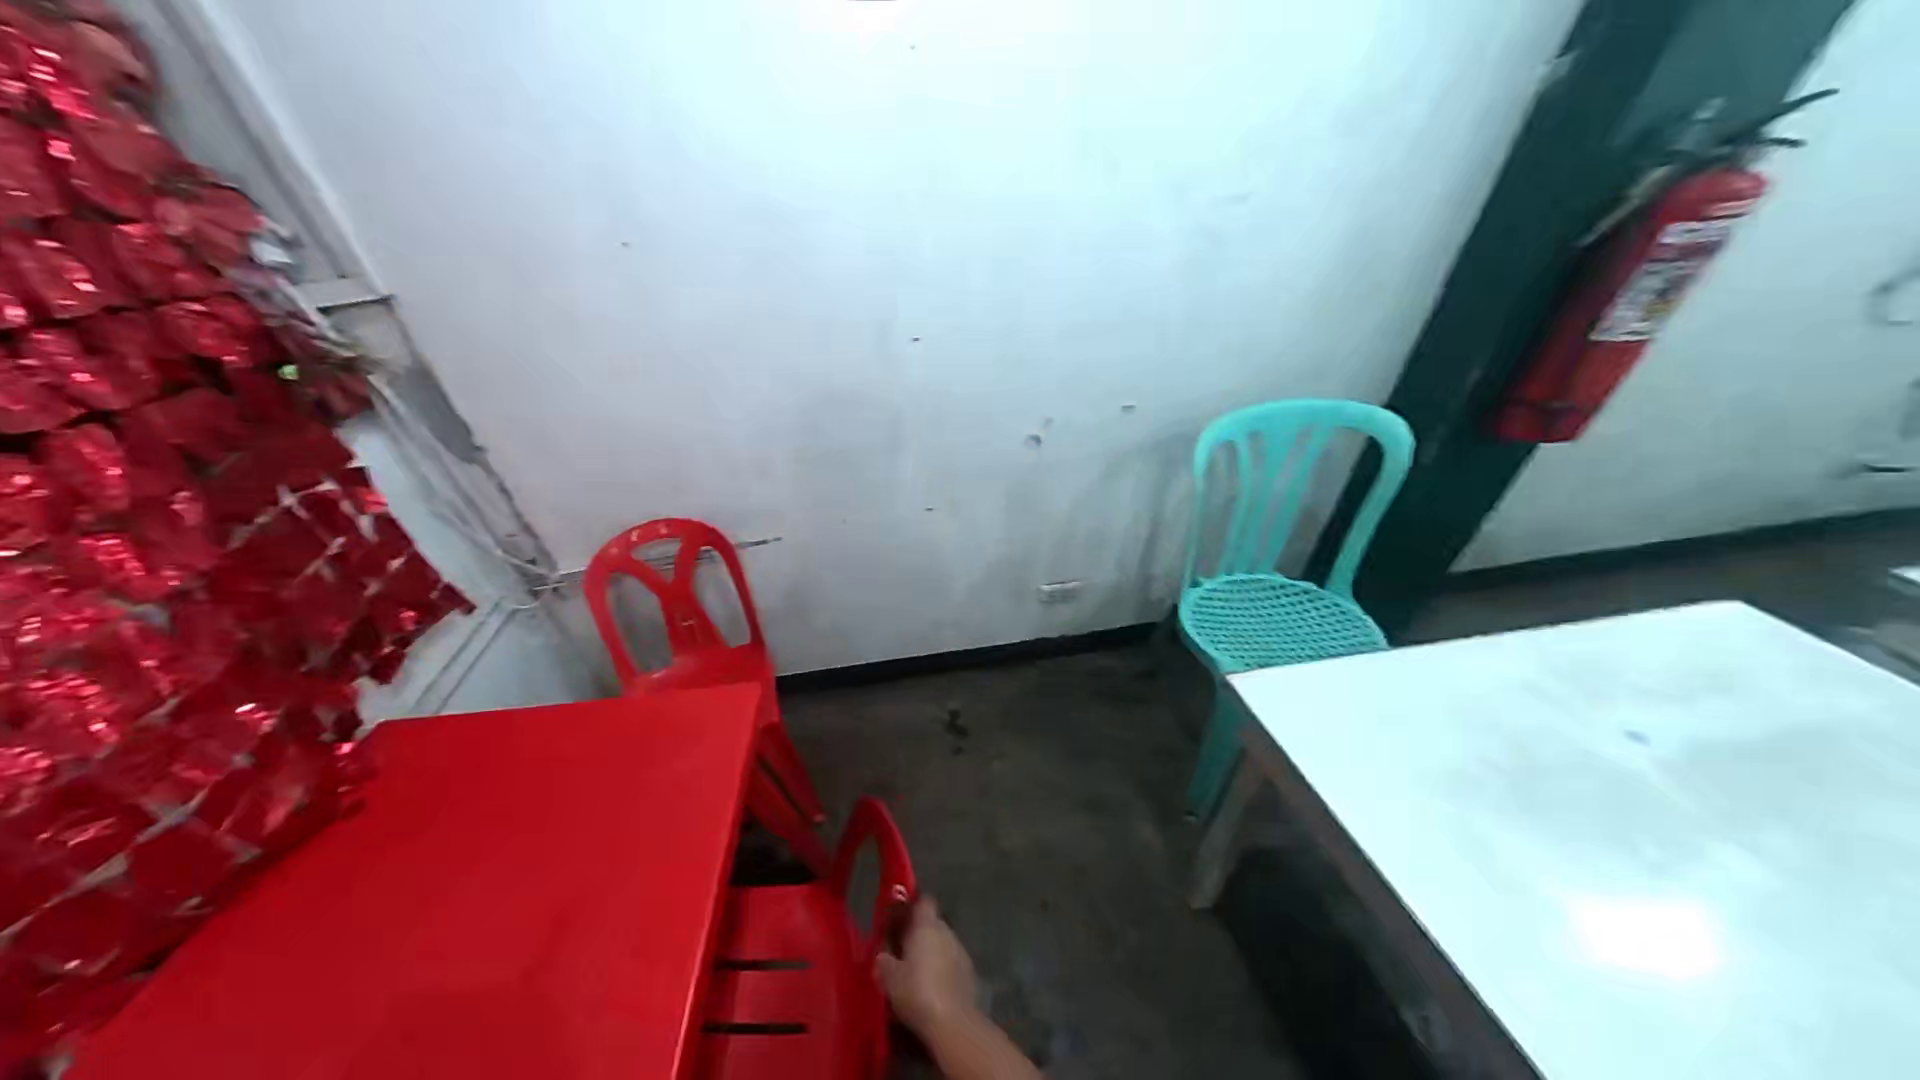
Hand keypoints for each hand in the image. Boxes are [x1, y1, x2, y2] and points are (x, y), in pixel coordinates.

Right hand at [875, 896, 977, 1033]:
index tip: (900, 919)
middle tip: (902, 949)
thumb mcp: (889, 978)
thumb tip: (883, 955)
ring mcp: (960, 950)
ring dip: (930, 950)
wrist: (951, 1021)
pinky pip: (951, 960)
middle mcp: (946, 931)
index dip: (912, 906)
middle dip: (918, 933)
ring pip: (942, 942)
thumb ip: (883, 961)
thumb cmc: (916, 992)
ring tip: (916, 971)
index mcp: (926, 926)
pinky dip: (942, 967)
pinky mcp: (969, 970)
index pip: (923, 901)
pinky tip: (932, 986)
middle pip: (931, 922)